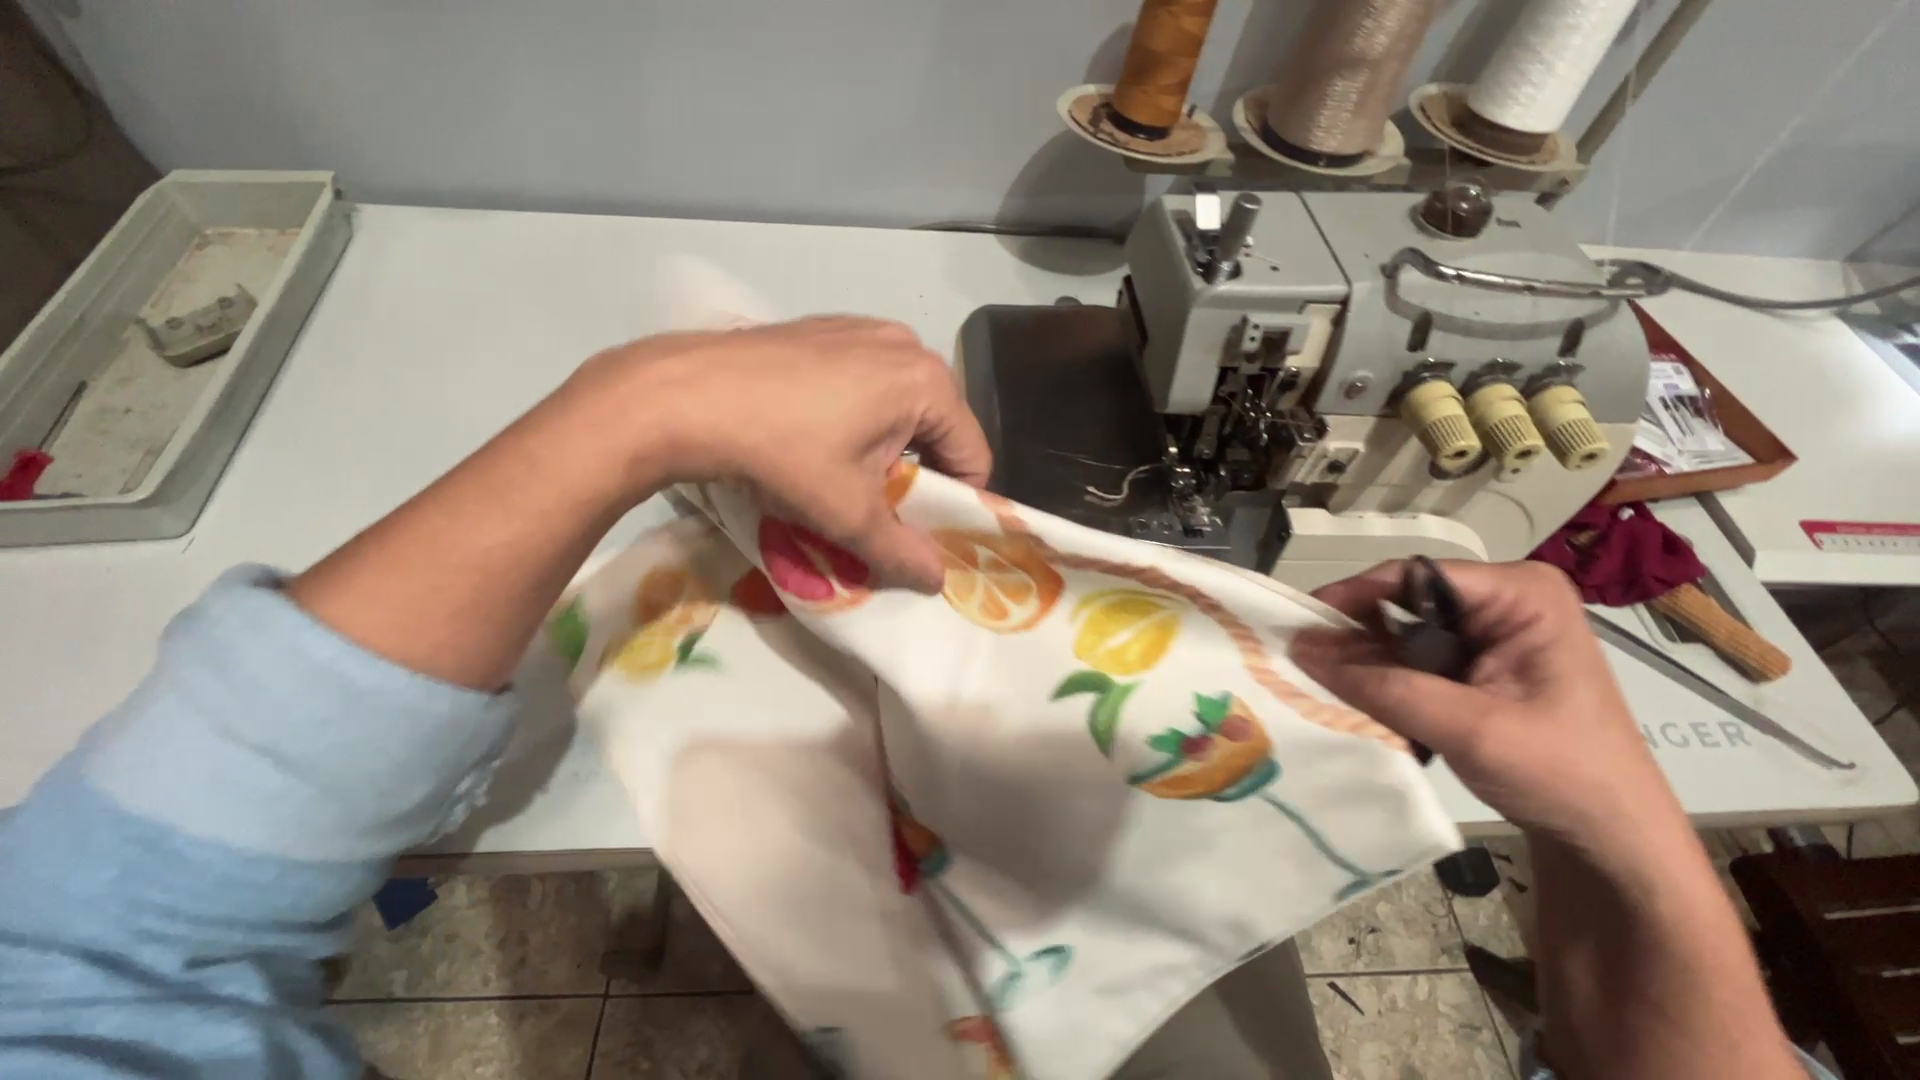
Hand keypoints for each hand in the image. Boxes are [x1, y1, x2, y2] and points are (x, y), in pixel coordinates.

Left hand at [551, 316, 990, 591]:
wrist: (686, 396)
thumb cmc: (786, 453)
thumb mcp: (849, 515)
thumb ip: (902, 552)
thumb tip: (936, 580)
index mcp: (928, 383)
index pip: (973, 456)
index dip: (956, 504)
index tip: (920, 533)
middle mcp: (905, 343)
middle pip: (937, 427)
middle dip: (917, 473)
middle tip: (875, 507)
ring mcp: (861, 328)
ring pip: (898, 404)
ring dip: (884, 445)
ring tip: (839, 472)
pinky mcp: (823, 327)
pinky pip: (863, 381)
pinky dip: (854, 413)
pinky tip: (812, 433)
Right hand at [1289, 560, 1687, 858]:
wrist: (1610, 837)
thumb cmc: (1560, 773)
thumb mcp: (1467, 727)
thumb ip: (1382, 687)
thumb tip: (1301, 650)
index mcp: (1521, 593)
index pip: (1414, 575)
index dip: (1353, 596)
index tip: (1301, 628)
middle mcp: (1505, 600)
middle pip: (1404, 601)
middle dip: (1356, 634)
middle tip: (1305, 664)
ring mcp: (1493, 632)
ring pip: (1403, 631)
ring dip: (1366, 661)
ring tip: (1321, 685)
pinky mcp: (1480, 663)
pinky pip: (1415, 657)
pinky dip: (1385, 679)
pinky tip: (1358, 700)